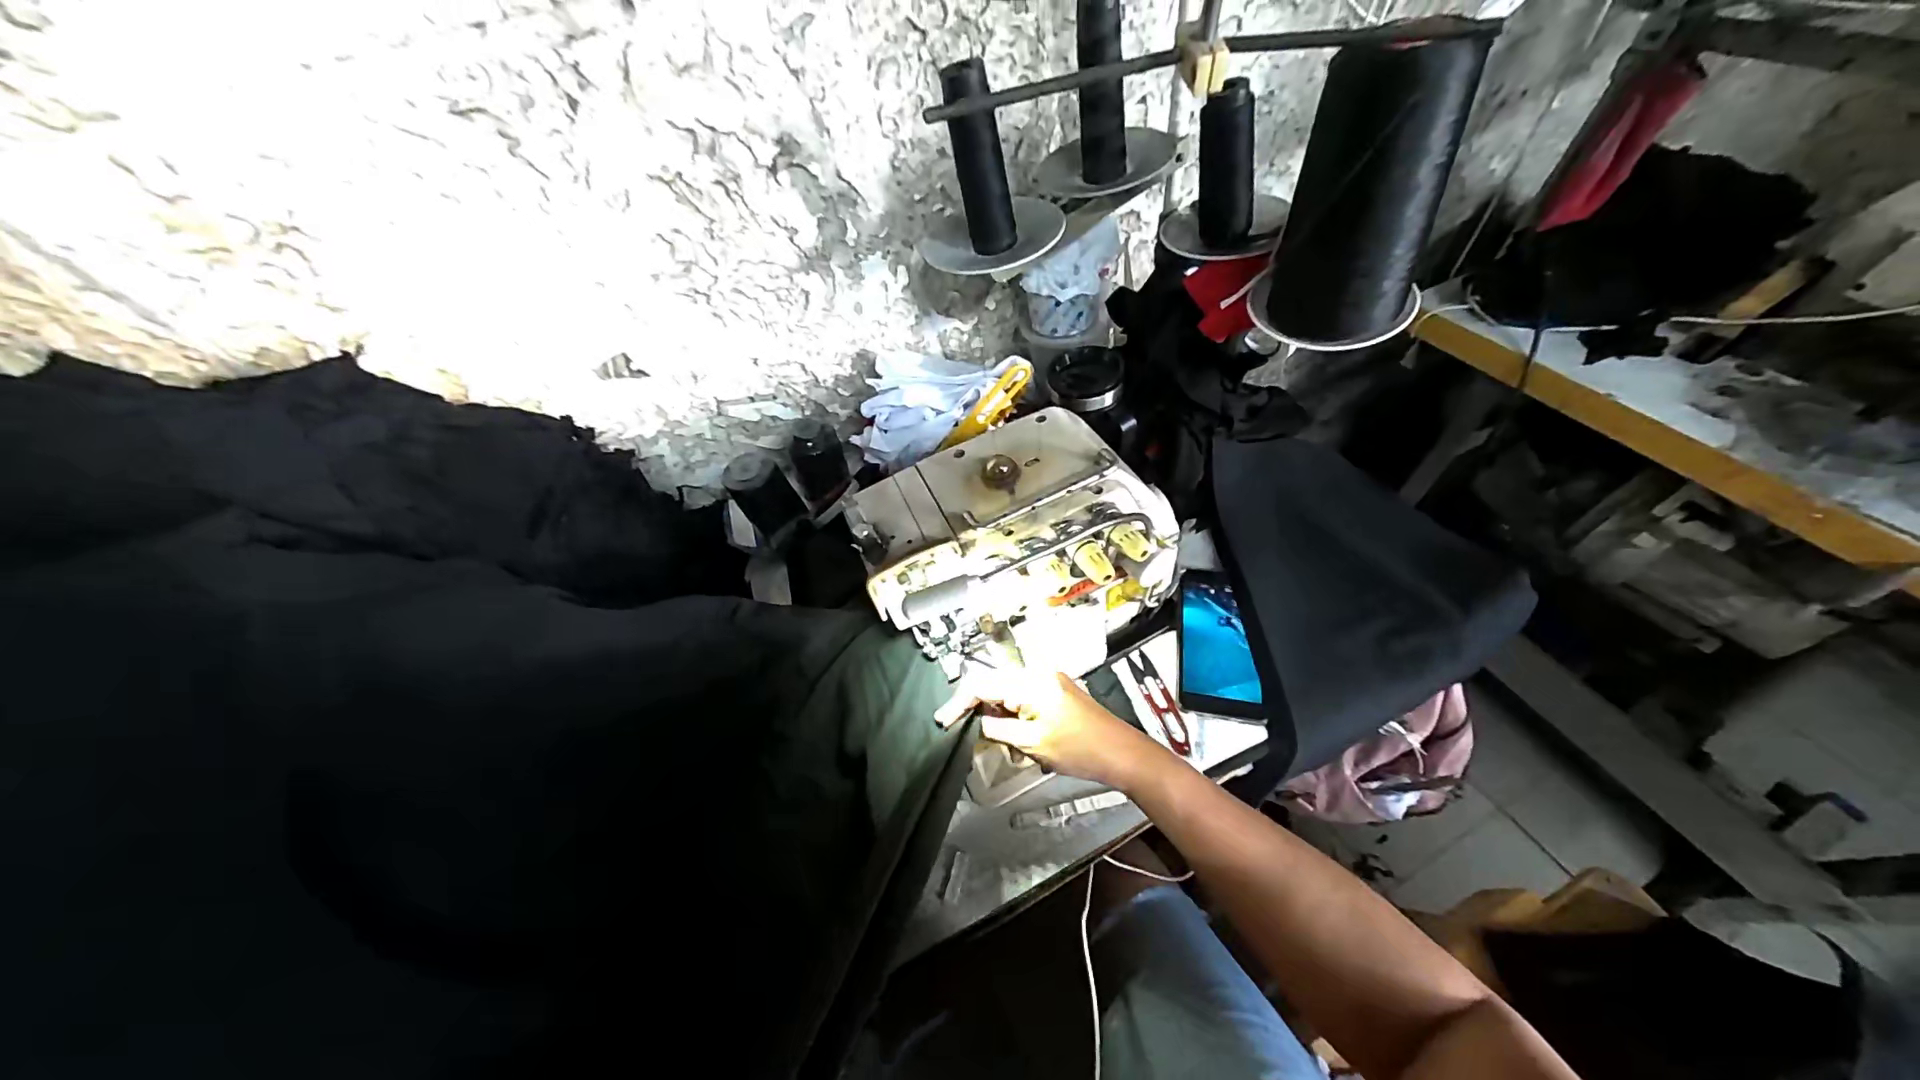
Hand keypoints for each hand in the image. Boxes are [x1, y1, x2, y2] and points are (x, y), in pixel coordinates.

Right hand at [935, 666, 1173, 791]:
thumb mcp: (1031, 743)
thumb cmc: (1081, 749)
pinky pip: (1022, 699)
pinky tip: (1019, 740)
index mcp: (1031, 681)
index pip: (982, 684)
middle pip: (993, 685)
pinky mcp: (1054, 693)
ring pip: (1006, 694)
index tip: (943, 722)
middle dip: (977, 711)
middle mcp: (1038, 674)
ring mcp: (1048, 682)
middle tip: (965, 734)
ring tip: (1005, 745)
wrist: (1123, 754)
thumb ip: (997, 729)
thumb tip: (975, 722)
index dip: (959, 703)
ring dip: (998, 718)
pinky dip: (1013, 718)